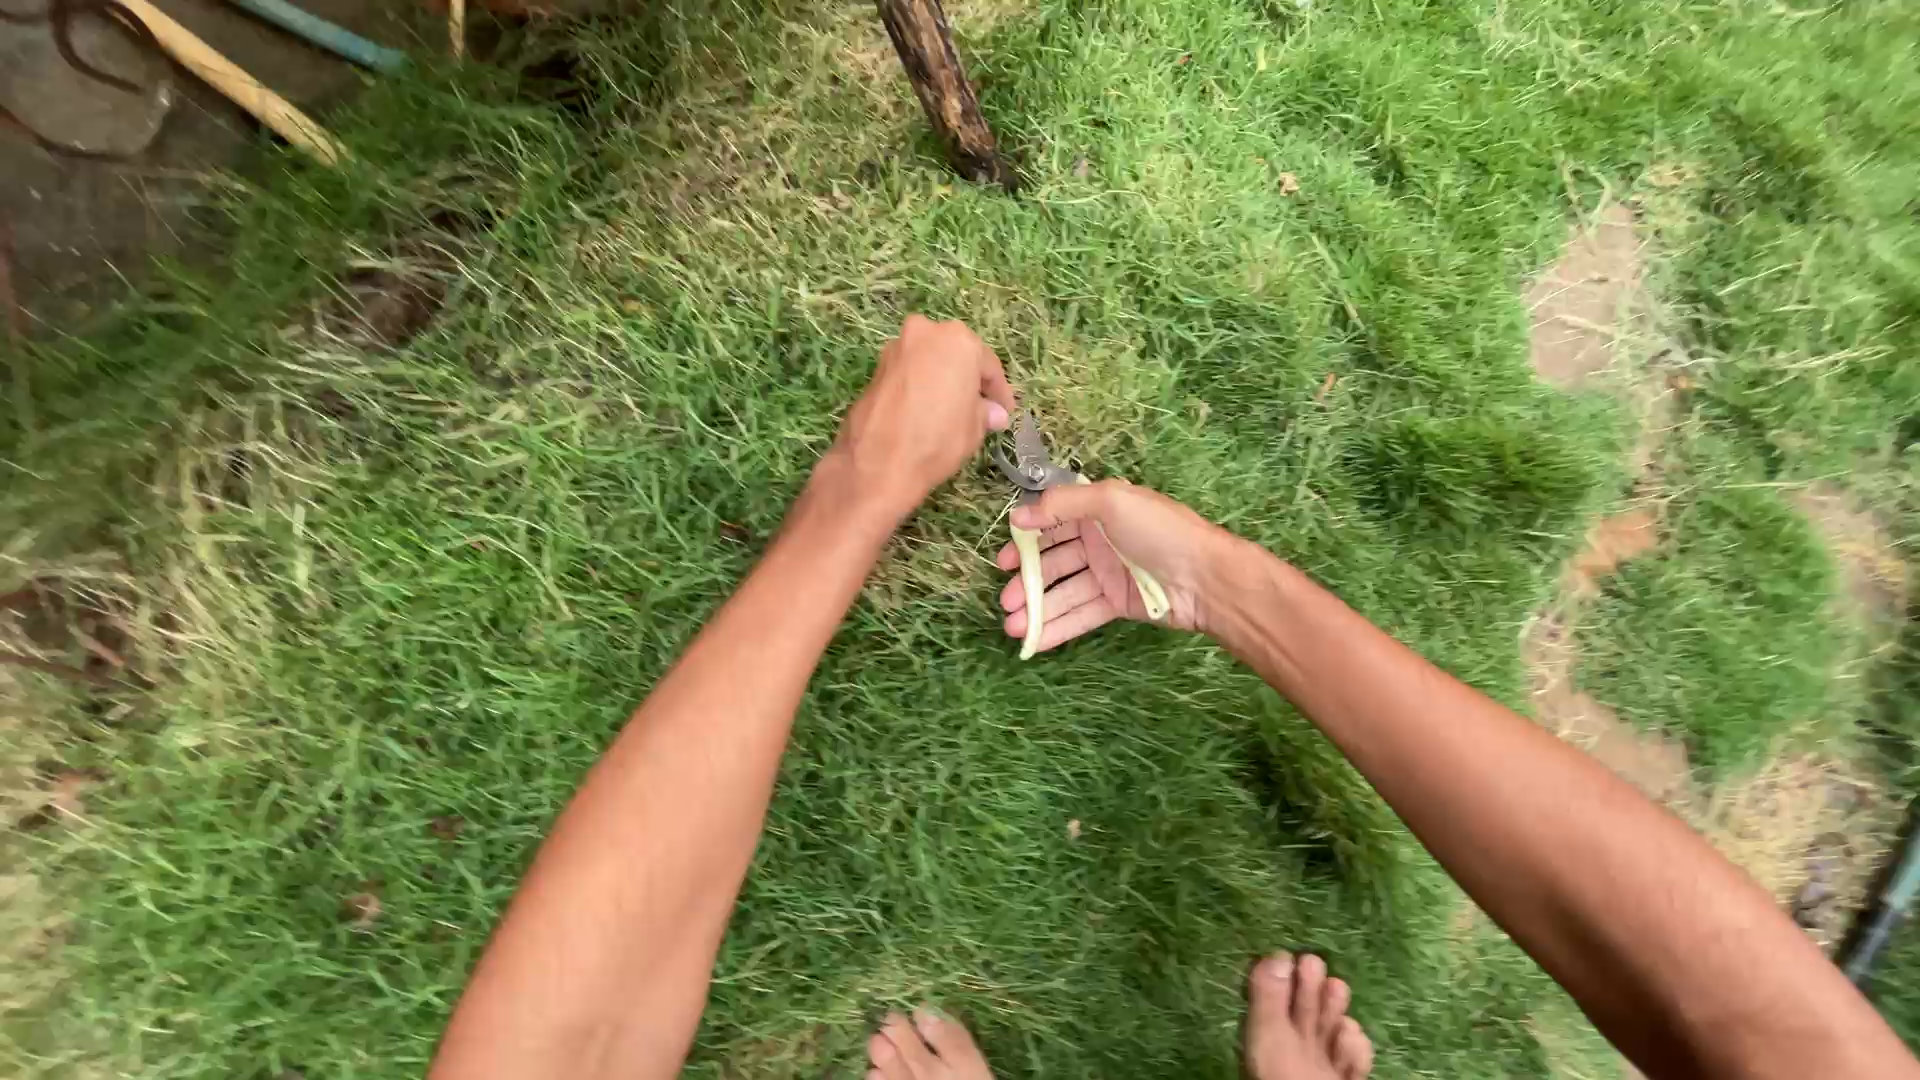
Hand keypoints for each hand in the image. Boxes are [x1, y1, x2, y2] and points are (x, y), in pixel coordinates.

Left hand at [829, 316, 1015, 514]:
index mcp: (957, 340)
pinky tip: (925, 414)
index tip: (1004, 412)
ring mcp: (895, 350)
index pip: (988, 365)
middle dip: (968, 381)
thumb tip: (993, 413)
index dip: (999, 392)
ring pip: (928, 364)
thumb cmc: (939, 439)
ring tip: (952, 414)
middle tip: (980, 409)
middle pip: (955, 357)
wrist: (880, 463)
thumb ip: (985, 413)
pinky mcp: (875, 371)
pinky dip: (920, 389)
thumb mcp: (974, 428)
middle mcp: (924, 334)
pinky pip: (908, 376)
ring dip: (942, 383)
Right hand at [994, 479, 1242, 652]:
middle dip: (1027, 581)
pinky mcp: (1117, 604)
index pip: (1053, 525)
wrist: (1206, 577)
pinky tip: (1033, 640)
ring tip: (1012, 626)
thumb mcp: (1111, 501)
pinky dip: (1057, 628)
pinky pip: (1081, 615)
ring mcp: (1108, 575)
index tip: (1004, 561)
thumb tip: (1019, 516)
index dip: (1026, 542)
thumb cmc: (1159, 531)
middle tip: (1006, 600)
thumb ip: (1063, 504)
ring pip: (1064, 592)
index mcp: (1098, 511)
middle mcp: (1099, 542)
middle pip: (1054, 562)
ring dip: (1037, 608)